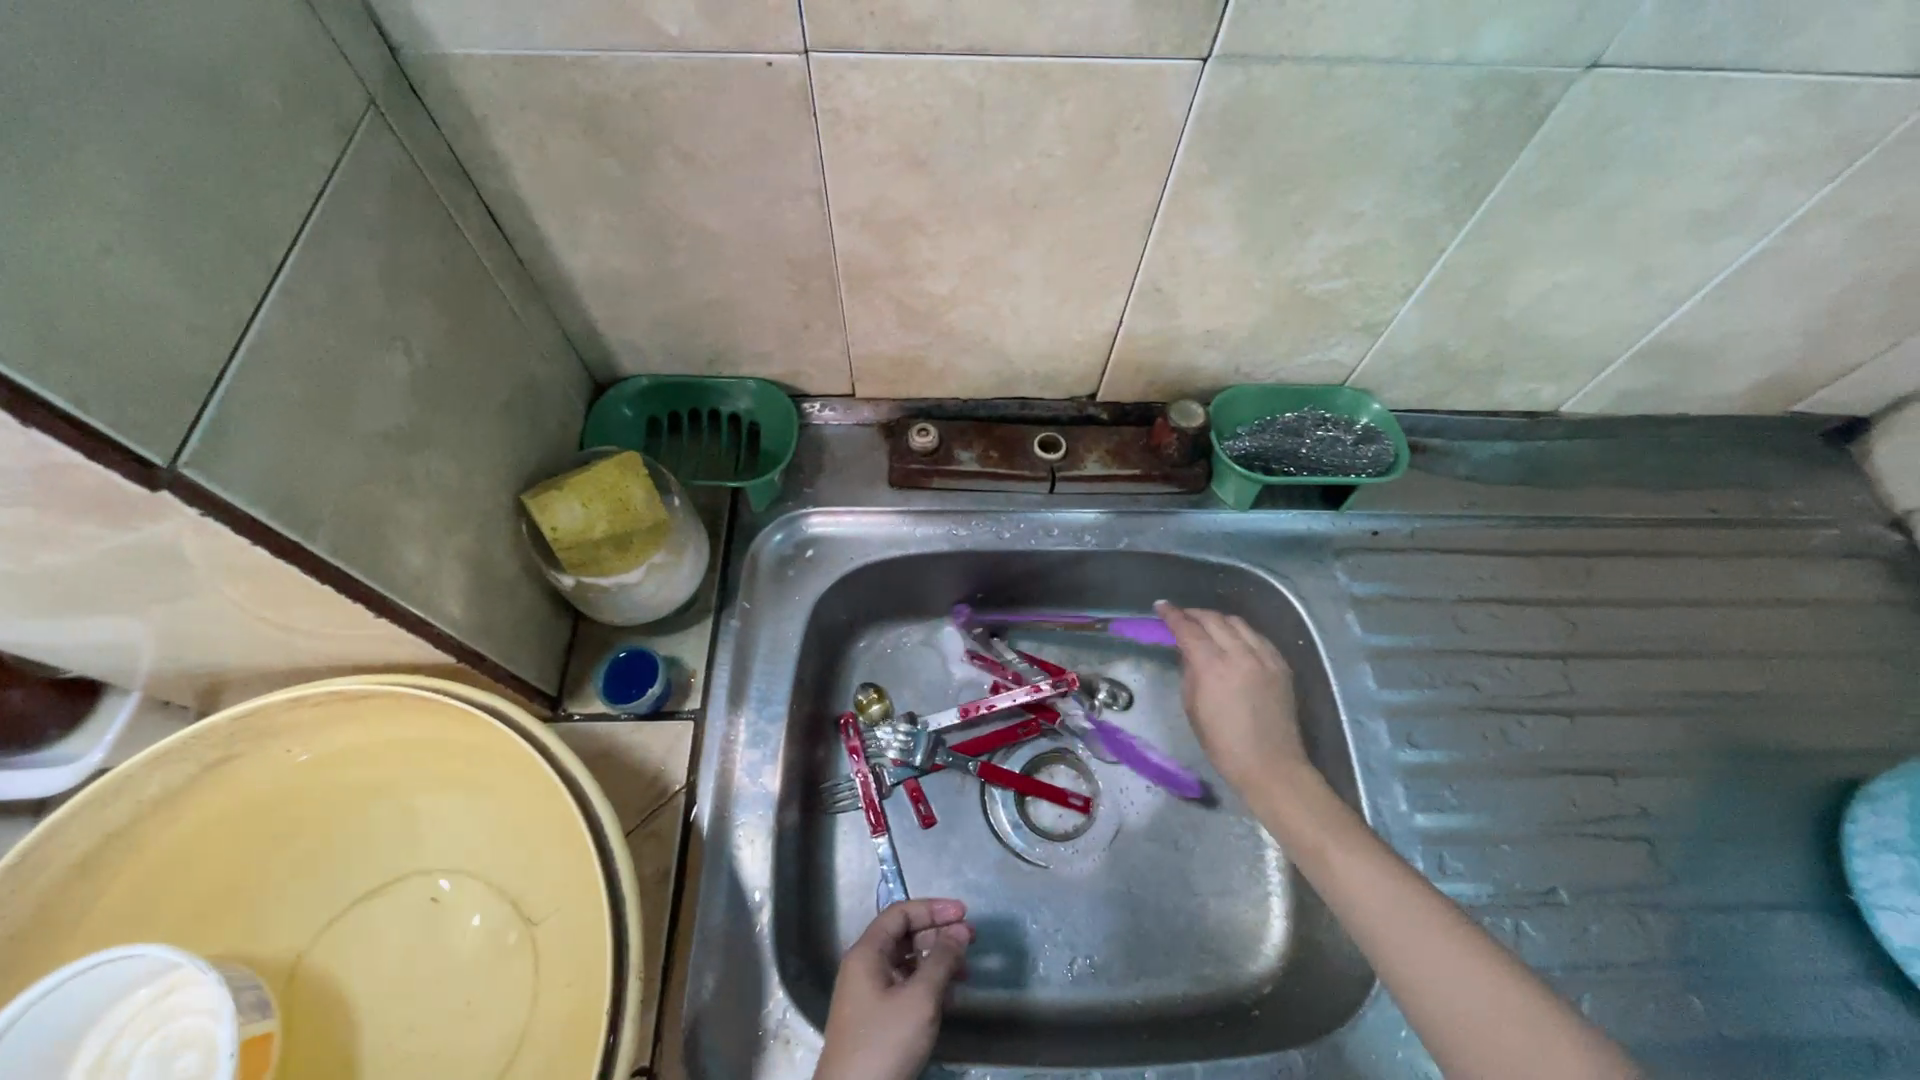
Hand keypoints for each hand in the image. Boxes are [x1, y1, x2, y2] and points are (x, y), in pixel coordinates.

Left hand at [814, 899, 973, 1079]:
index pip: (900, 913)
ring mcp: (868, 993)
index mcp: (867, 952)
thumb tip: (960, 930)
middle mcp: (864, 966)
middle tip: (971, 940)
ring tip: (965, 971)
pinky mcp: (876, 1016)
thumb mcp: (920, 998)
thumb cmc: (885, 1041)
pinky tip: (949, 995)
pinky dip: (927, 983)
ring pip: (906, 962)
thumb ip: (942, 960)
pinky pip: (904, 985)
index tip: (964, 914)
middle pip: (904, 935)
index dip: (933, 909)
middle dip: (938, 934)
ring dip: (936, 961)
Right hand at [1155, 601, 1308, 796]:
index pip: (1188, 629)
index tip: (1161, 606)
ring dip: (1218, 619)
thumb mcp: (1192, 707)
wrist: (1270, 764)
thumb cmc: (1222, 744)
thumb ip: (1190, 672)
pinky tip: (1234, 639)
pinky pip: (1257, 637)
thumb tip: (1189, 652)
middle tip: (1180, 615)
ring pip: (1238, 623)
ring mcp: (1265, 657)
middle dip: (1194, 614)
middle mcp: (1241, 654)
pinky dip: (1241, 632)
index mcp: (1213, 667)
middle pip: (1214, 619)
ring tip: (1206, 624)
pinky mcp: (1281, 665)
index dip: (1172, 615)